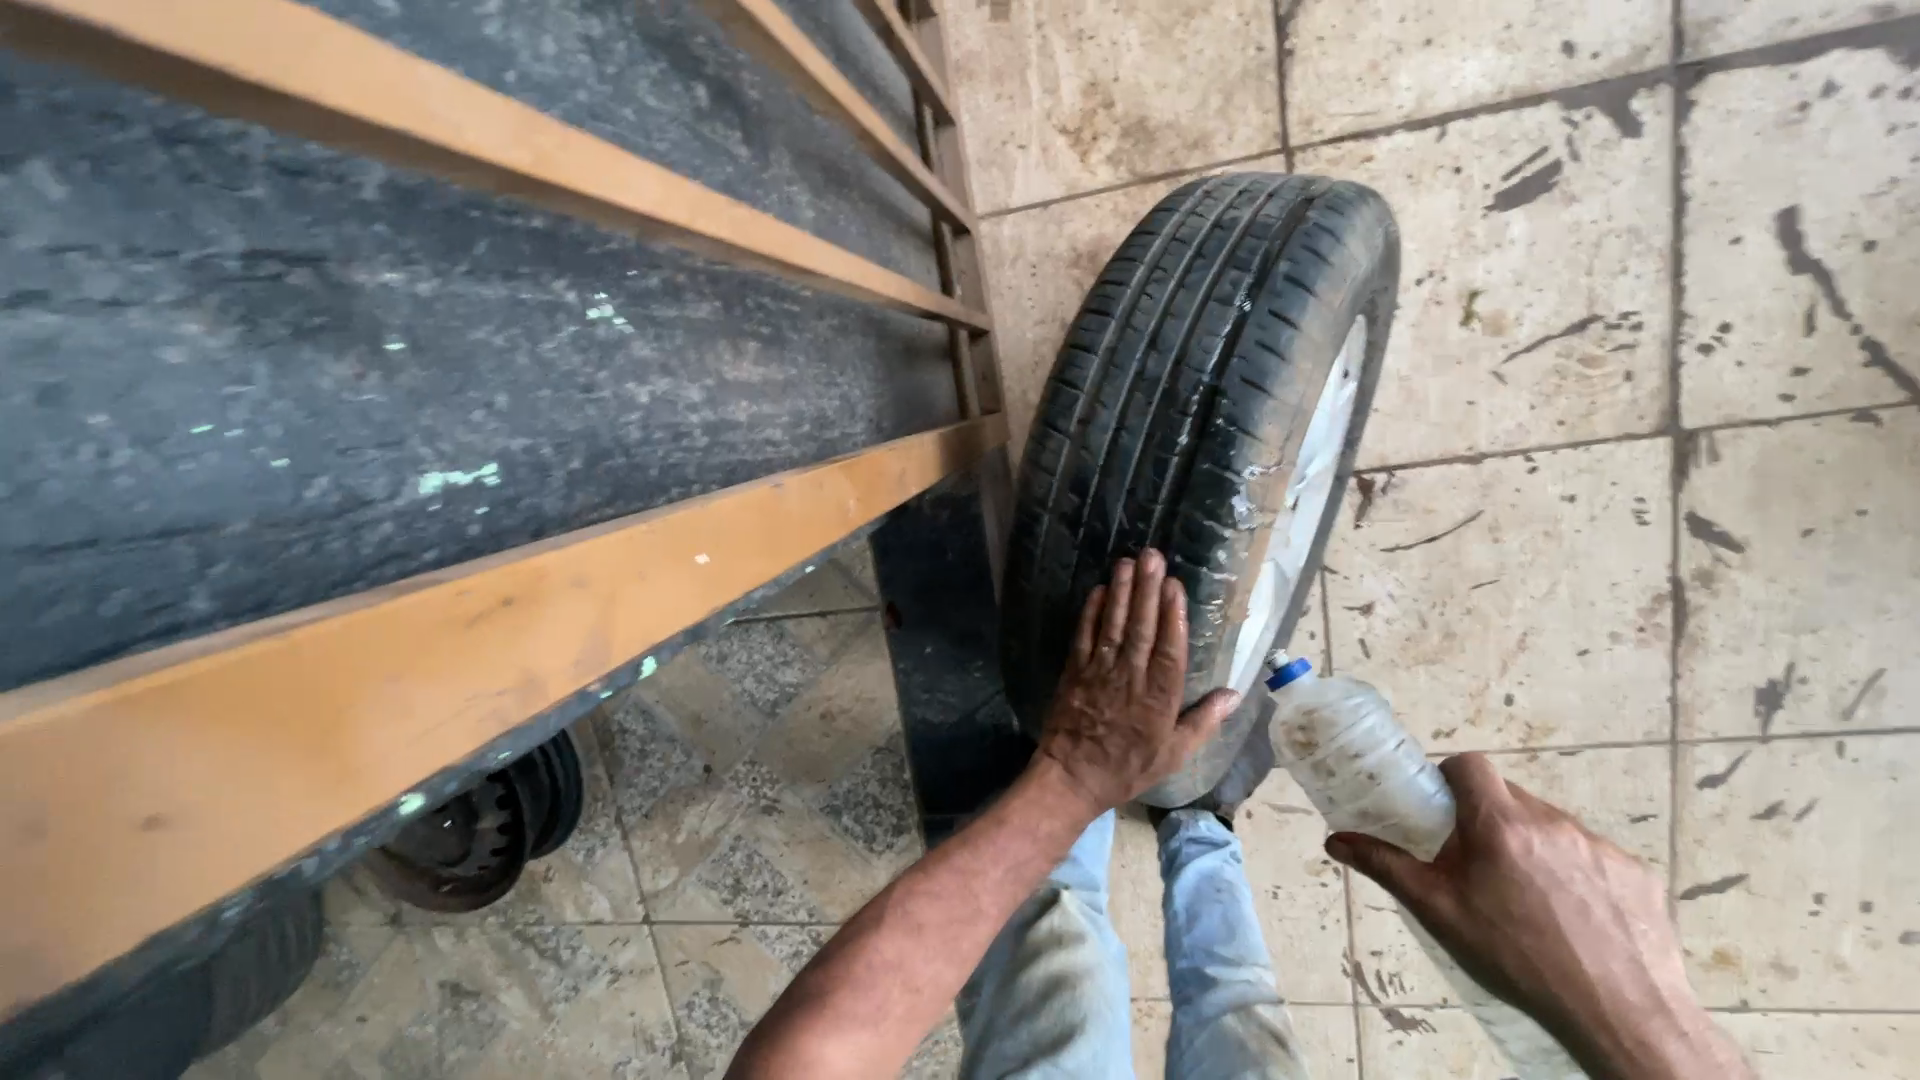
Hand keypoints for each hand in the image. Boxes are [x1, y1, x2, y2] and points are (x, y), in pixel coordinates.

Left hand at [1034, 551, 1241, 815]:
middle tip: (1152, 556)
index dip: (1172, 614)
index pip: (1169, 647)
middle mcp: (1130, 678)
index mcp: (1159, 698)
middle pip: (1141, 626)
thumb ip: (1204, 721)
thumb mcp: (1175, 754)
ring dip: (1120, 591)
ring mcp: (1099, 672)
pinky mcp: (1073, 671)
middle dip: (1147, 589)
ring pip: (1113, 625)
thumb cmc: (1128, 767)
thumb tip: (1235, 693)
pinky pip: (1083, 636)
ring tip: (1128, 561)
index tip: (1175, 585)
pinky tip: (1099, 590)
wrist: (1072, 777)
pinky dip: (1091, 612)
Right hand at [1326, 753, 1746, 1079]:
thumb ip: (1386, 867)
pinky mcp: (1638, 874)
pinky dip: (1576, 874)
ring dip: (1532, 846)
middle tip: (1478, 863)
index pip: (1469, 764)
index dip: (1452, 777)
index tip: (1444, 809)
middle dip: (1489, 819)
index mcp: (1499, 824)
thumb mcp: (1438, 912)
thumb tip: (1335, 840)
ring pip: (1551, 827)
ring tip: (1528, 897)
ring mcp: (1600, 847)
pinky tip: (1575, 917)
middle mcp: (1551, 822)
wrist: (1622, 1017)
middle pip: (1509, 797)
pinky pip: (1593, 856)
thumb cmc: (1515, 958)